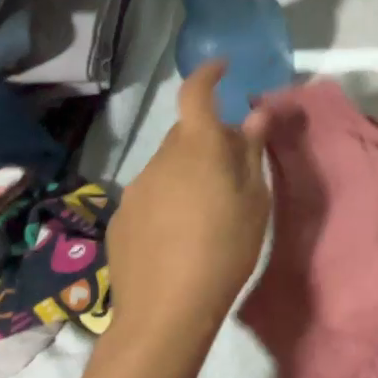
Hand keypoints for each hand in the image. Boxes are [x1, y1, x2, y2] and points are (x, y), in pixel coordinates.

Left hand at [108, 61, 270, 343]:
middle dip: (210, 137)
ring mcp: (137, 189)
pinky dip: (172, 198)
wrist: (165, 311)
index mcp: (199, 148)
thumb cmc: (226, 248)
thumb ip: (251, 152)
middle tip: (238, 163)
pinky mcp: (121, 218)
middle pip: (187, 134)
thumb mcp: (254, 199)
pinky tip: (184, 232)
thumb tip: (256, 114)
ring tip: (212, 206)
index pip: (196, 94)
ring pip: (170, 165)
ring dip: (191, 171)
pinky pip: (153, 193)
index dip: (208, 74)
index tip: (223, 66)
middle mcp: (162, 159)